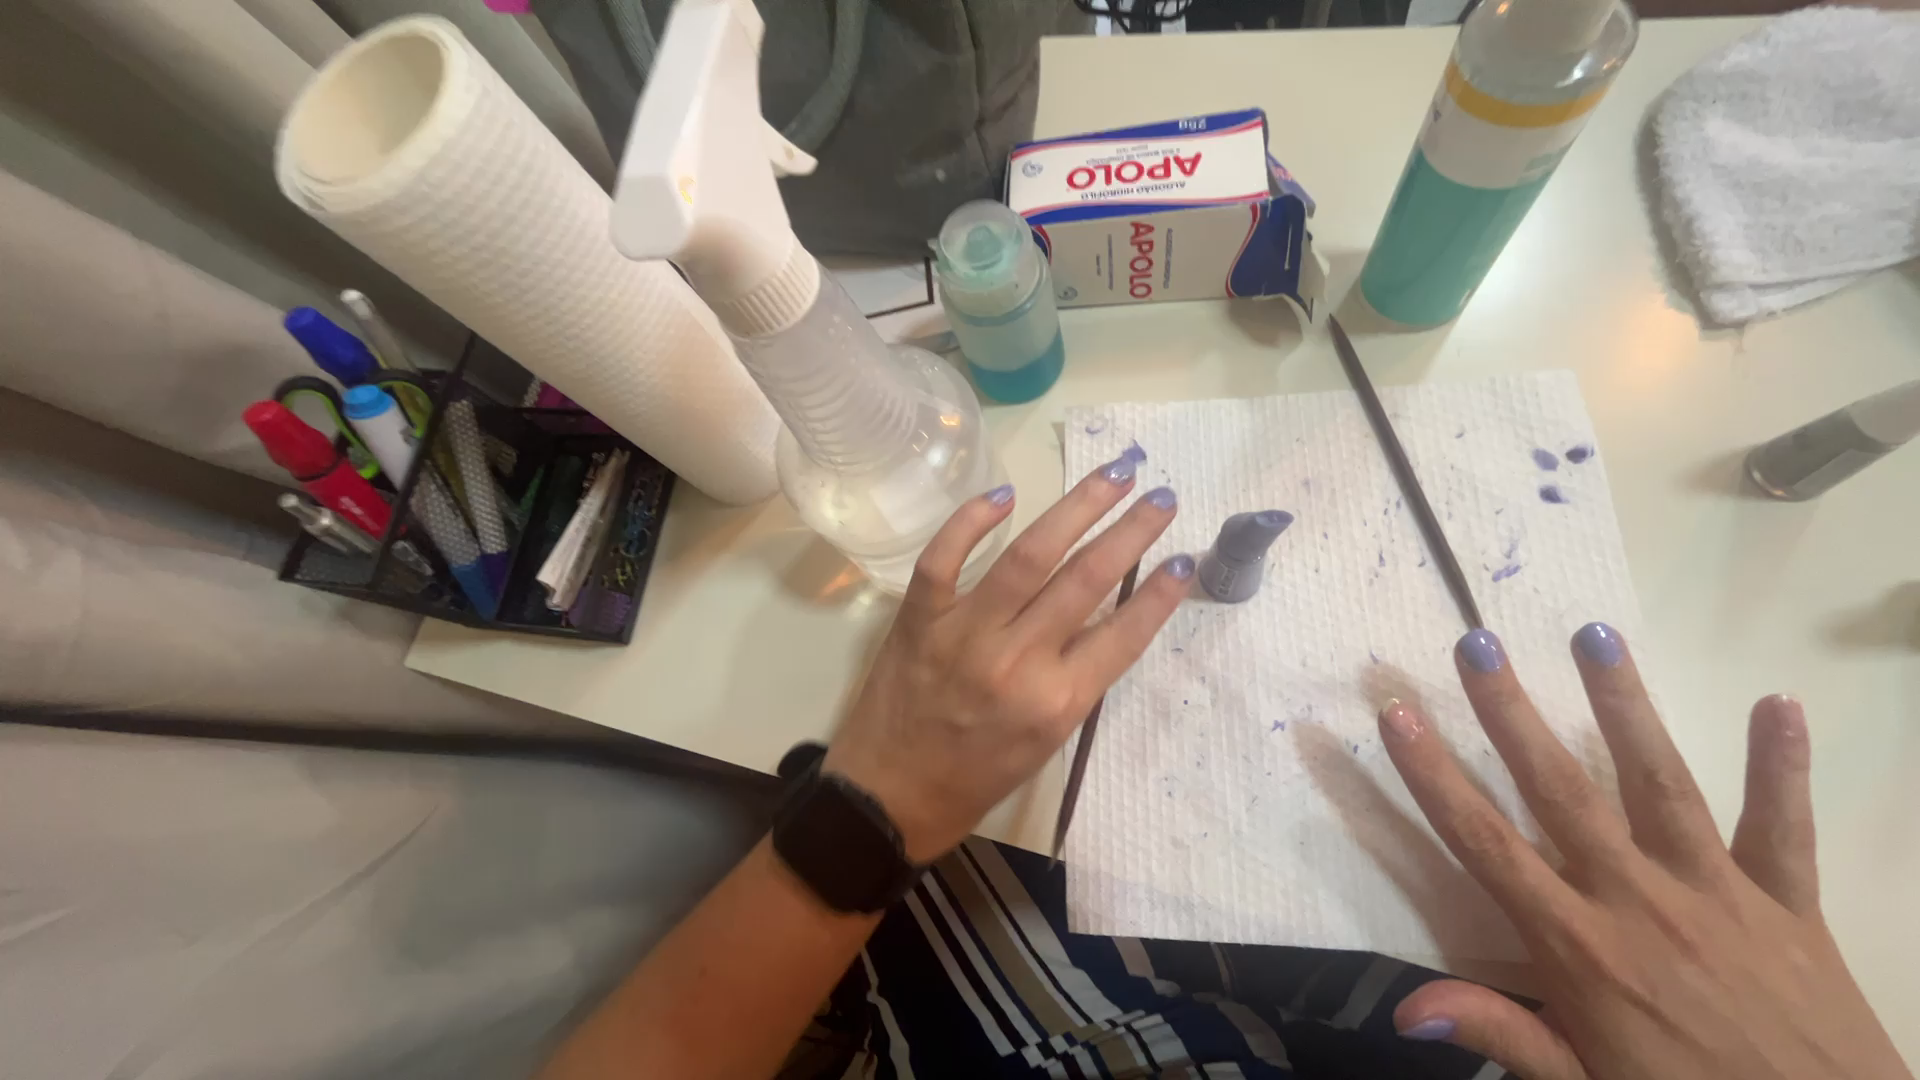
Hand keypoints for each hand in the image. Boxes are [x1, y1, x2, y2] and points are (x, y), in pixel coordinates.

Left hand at [823, 458, 1192, 862]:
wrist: (889, 796)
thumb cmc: (976, 777)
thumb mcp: (1046, 741)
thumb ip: (1077, 677)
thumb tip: (1105, 611)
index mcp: (1056, 702)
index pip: (1124, 634)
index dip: (1162, 593)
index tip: (1187, 556)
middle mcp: (1016, 661)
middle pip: (1086, 580)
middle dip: (1132, 531)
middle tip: (1162, 496)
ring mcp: (964, 633)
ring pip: (1028, 556)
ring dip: (1077, 508)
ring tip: (1114, 474)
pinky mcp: (919, 618)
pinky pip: (944, 557)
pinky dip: (971, 520)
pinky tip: (1005, 493)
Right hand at [1377, 625, 1910, 1079]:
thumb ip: (1501, 1033)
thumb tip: (1404, 1010)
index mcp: (1578, 945)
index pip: (1485, 841)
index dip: (1434, 775)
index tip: (1398, 713)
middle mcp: (1638, 901)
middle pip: (1561, 790)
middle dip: (1511, 712)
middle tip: (1478, 643)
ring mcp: (1718, 895)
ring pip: (1661, 785)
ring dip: (1624, 707)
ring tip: (1594, 634)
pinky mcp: (1791, 906)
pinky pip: (1785, 829)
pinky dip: (1784, 766)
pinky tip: (1780, 702)